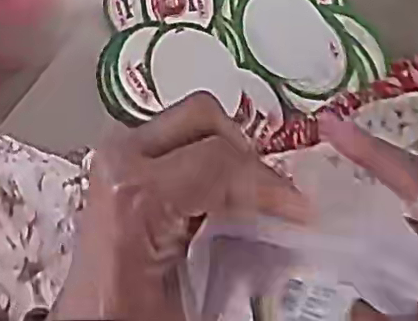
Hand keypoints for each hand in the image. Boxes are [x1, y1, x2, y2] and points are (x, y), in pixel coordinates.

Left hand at [49, 94, 308, 320]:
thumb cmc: (131, 315)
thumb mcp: (194, 295)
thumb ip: (242, 252)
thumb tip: (296, 230)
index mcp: (135, 193)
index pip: (219, 158)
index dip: (267, 183)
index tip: (299, 209)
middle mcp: (121, 157)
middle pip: (203, 116)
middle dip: (245, 153)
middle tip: (273, 196)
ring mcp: (117, 150)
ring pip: (191, 119)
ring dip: (227, 152)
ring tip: (250, 197)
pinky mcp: (121, 155)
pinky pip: (177, 135)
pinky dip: (207, 155)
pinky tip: (221, 195)